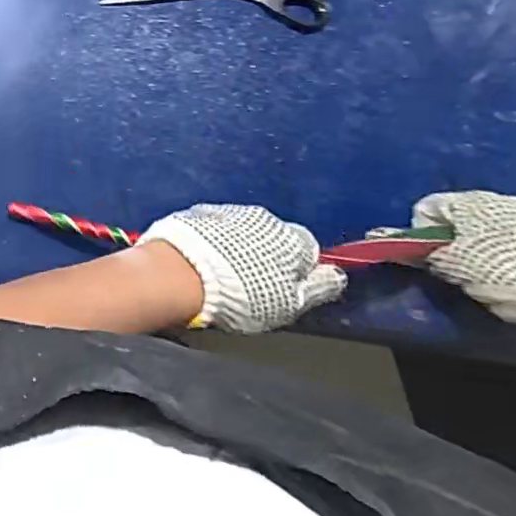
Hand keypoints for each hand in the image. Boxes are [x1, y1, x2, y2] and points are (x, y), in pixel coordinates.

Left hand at [140, 204, 346, 332]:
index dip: (297, 269)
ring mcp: (222, 211)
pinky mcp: (190, 213)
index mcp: (291, 237)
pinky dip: (207, 240)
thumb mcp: (291, 303)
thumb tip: (336, 275)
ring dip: (233, 246)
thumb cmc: (240, 294)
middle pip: (269, 236)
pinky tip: (198, 259)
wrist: (179, 273)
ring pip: (238, 230)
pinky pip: (208, 228)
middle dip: (263, 255)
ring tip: (220, 272)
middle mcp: (258, 216)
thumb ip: (319, 287)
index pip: (307, 248)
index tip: (284, 287)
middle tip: (249, 283)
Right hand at [408, 191, 515, 350]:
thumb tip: (387, 240)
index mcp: (473, 201)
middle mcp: (507, 201)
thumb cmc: (500, 274)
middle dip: (458, 235)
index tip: (429, 254)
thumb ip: (420, 248)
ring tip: (493, 270)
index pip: (430, 207)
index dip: (423, 231)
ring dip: (489, 243)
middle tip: (458, 263)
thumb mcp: (450, 264)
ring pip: (499, 227)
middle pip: (468, 216)